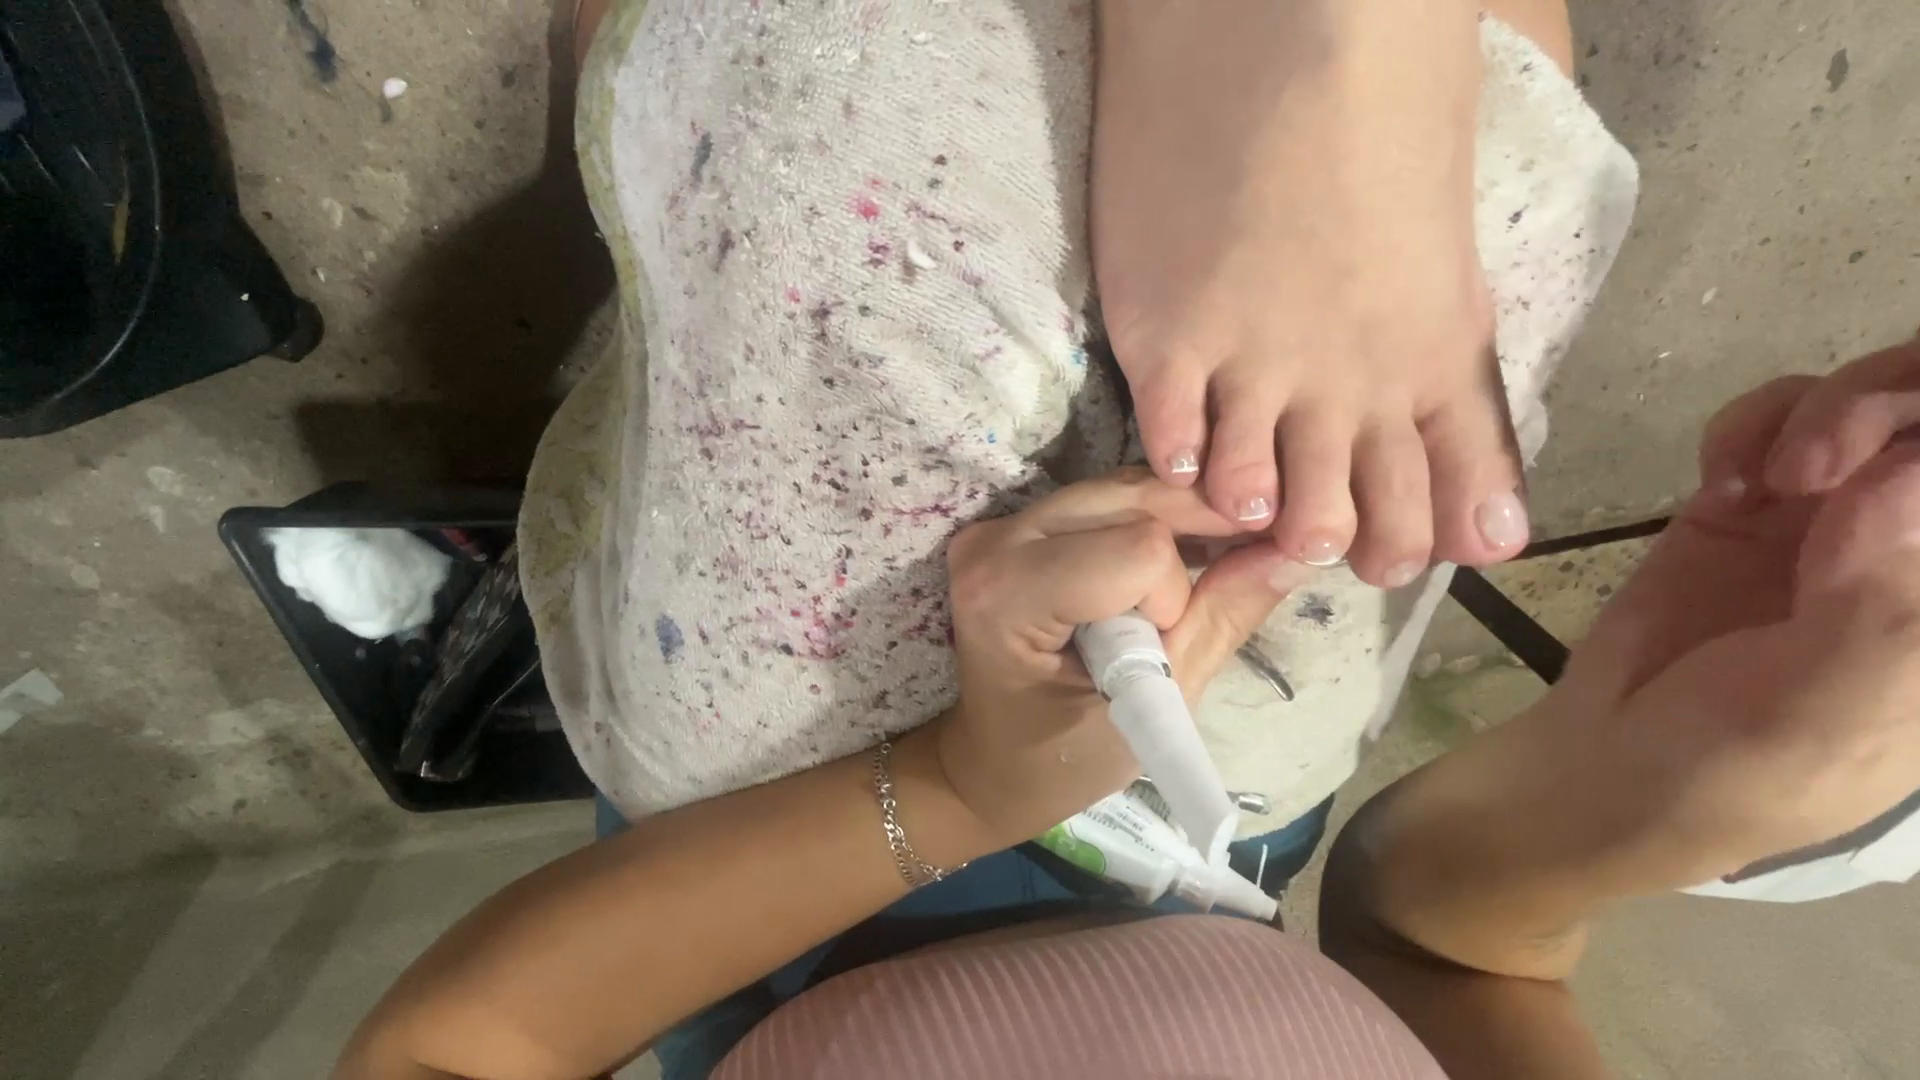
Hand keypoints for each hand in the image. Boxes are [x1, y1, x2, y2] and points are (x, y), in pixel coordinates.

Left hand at [935, 469, 1314, 845]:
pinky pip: (1101, 501)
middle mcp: (993, 543)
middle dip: (1194, 529)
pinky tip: (1180, 553)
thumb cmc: (1062, 759)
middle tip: (1245, 560)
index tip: (1162, 643)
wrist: (991, 762)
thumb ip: (1220, 619)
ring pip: (1120, 490)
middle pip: (1131, 499)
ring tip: (1212, 563)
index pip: (1137, 551)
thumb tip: (1296, 551)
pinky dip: (1149, 522)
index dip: (1173, 594)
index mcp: (1008, 595)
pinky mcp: (1012, 526)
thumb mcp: (1153, 708)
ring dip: (1176, 522)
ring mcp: (997, 528)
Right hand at [1091, 0, 1524, 587]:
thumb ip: (1439, 336)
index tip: (1414, 551)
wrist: (1274, 28)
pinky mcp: (1164, 346)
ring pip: (1254, 501)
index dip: (1434, 532)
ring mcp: (1248, 369)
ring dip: (1254, 509)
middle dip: (1343, 544)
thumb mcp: (1445, 233)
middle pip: (1347, 516)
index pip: (1448, 486)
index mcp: (1432, 350)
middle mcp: (1346, 382)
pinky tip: (1180, 445)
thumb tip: (1427, 395)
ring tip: (1248, 490)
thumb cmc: (1380, 102)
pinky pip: (1170, 447)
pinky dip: (1177, 460)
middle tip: (1320, 534)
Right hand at [1340, 342, 1919, 984]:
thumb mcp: (1824, 715)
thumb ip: (1880, 606)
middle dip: (1893, 407)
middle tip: (1811, 464)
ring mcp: (1829, 523)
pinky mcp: (1740, 510)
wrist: (1597, 763)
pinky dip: (1748, 428)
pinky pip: (1770, 424)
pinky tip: (1718, 483)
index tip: (1885, 471)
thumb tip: (1905, 475)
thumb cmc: (1726, 768)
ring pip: (1866, 406)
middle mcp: (1914, 554)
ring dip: (1817, 414)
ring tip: (1754, 482)